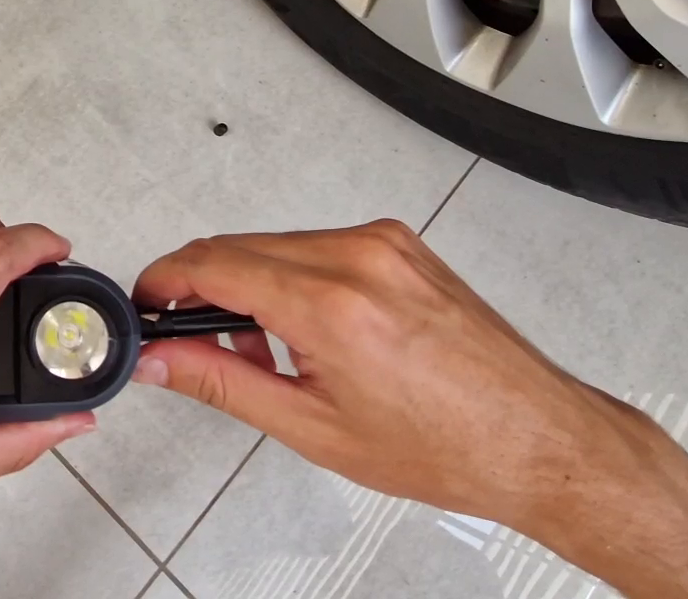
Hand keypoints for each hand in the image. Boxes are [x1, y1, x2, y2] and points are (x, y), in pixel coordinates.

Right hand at [132, 222, 687, 598]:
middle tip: (202, 341)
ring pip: (273, 244)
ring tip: (266, 348)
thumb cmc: (446, 446)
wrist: (539, 440)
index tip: (148, 300)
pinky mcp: (395, 240)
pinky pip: (313, 243)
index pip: (213, 263)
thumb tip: (160, 359)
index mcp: (332, 304)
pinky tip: (305, 325)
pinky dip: (290, 276)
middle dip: (205, 290)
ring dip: (249, 285)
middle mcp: (356, 256)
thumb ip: (219, 381)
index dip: (165, 279)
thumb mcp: (311, 427)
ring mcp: (380, 242)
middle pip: (238, 247)